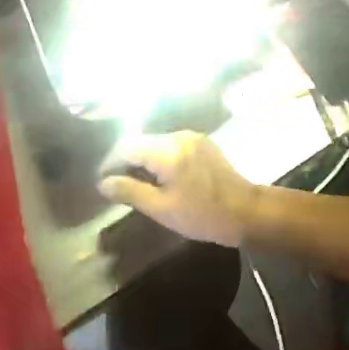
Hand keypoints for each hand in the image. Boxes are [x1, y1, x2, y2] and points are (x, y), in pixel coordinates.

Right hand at [98, 133, 260, 246]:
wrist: (246, 211)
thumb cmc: (202, 214)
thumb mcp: (161, 208)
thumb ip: (130, 192)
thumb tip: (103, 182)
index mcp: (166, 150)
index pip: (127, 146)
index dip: (110, 162)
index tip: (102, 181)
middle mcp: (178, 135)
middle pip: (141, 141)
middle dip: (125, 160)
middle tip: (116, 185)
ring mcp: (192, 137)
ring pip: (156, 142)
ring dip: (143, 159)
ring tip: (135, 184)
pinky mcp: (201, 143)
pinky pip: (171, 145)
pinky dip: (159, 158)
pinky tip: (159, 178)